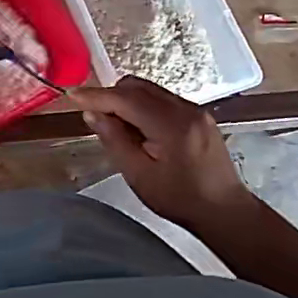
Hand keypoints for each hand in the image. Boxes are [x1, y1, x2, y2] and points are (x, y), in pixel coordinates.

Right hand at [71, 76, 251, 224]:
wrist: (225, 211)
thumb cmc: (180, 199)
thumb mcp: (139, 175)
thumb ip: (114, 140)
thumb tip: (92, 114)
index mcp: (171, 125)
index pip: (125, 99)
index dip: (96, 96)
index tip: (72, 95)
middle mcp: (186, 109)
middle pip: (137, 87)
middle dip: (111, 95)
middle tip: (93, 115)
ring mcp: (195, 109)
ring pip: (149, 89)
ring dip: (126, 100)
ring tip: (116, 125)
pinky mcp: (198, 115)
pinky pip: (161, 98)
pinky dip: (142, 105)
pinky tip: (137, 128)